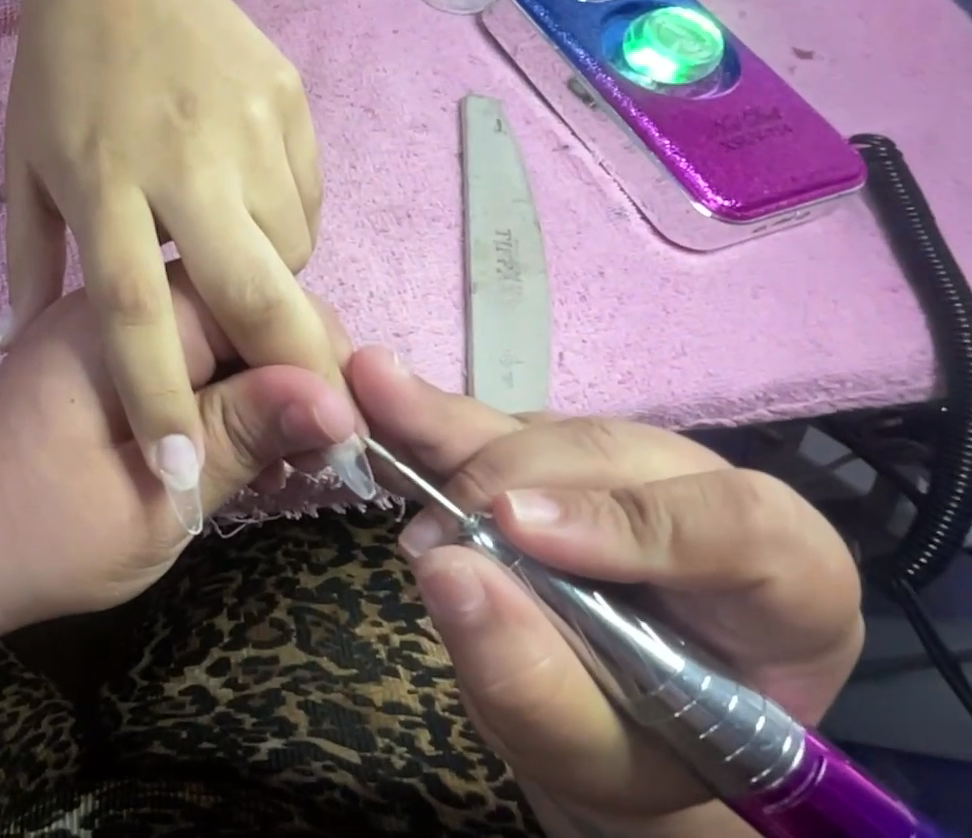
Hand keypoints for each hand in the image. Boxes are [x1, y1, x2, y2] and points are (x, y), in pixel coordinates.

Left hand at [0, 0, 364, 531]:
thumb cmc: (55, 78)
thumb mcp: (23, 172)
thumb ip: (27, 264)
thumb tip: (16, 341)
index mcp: (103, 188)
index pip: (136, 315)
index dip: (158, 404)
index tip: (180, 476)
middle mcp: (181, 165)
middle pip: (254, 292)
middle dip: (290, 371)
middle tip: (314, 425)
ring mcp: (246, 129)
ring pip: (291, 249)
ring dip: (275, 285)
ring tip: (238, 277)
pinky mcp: (290, 103)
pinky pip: (307, 200)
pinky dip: (288, 229)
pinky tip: (247, 212)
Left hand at [0, 268, 362, 670]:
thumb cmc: (39, 535)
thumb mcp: (153, 498)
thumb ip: (239, 437)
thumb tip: (337, 399)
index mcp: (122, 319)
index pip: (252, 299)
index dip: (313, 359)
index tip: (347, 433)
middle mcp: (115, 304)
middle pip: (239, 311)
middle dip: (292, 377)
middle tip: (318, 456)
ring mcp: (107, 331)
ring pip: (216, 338)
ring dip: (259, 392)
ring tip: (284, 463)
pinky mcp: (103, 364)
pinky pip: (183, 360)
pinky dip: (220, 399)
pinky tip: (238, 453)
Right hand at [347, 347, 863, 820]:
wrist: (593, 713)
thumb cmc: (619, 742)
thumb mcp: (586, 752)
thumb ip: (531, 681)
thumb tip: (443, 571)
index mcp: (779, 588)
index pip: (736, 525)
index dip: (626, 517)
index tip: (509, 526)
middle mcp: (701, 499)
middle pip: (615, 453)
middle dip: (509, 477)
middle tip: (427, 534)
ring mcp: (613, 465)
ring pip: (539, 424)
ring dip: (449, 429)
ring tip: (371, 417)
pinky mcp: (540, 450)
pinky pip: (483, 422)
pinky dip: (419, 418)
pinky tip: (370, 396)